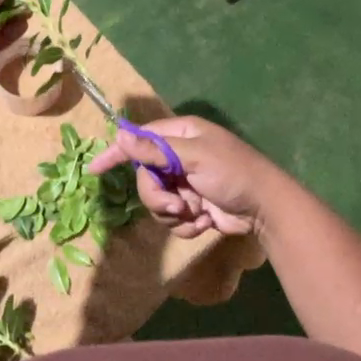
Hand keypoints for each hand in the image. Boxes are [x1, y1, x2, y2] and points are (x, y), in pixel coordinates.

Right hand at [86, 116, 279, 237]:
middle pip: (146, 178)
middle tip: (177, 205)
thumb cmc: (234, 173)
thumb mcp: (194, 157)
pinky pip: (172, 219)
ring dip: (174, 213)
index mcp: (181, 135)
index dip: (117, 153)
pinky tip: (206, 223)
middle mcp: (180, 157)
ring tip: (196, 215)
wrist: (266, 209)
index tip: (95, 169)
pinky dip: (186, 225)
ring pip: (157, 202)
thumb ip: (156, 150)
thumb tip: (120, 135)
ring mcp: (186, 184)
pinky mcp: (193, 208)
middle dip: (158, 197)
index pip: (140, 140)